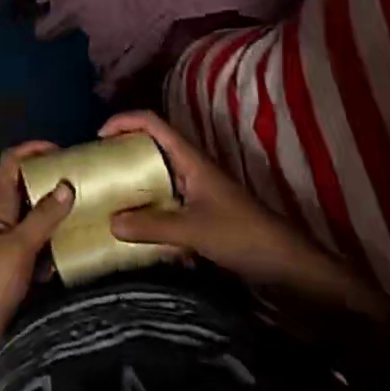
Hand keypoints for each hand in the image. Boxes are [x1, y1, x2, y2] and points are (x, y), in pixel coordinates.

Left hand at [0, 141, 76, 361]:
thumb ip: (41, 218)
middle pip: (27, 191)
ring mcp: (11, 247)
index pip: (11, 164)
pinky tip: (82, 253)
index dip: (31, 150)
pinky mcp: (18, 272)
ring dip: (60, 216)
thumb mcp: (18, 247)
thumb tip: (66, 183)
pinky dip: (59, 249)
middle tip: (88, 184)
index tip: (62, 149)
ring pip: (38, 222)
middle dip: (53, 183)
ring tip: (94, 214)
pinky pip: (42, 252)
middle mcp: (4, 221)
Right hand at [101, 111, 389, 318]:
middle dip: (120, 151)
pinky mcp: (200, 212)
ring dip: (132, 180)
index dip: (122, 121)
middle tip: (96, 168)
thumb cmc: (245, 237)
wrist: (293, 269)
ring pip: (155, 173)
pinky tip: (134, 226)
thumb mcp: (194, 231)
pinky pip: (163, 199)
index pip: (151, 122)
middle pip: (149, 145)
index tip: (97, 138)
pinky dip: (145, 205)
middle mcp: (190, 167)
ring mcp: (196, 189)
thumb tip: (109, 221)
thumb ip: (150, 226)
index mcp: (189, 158)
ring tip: (107, 195)